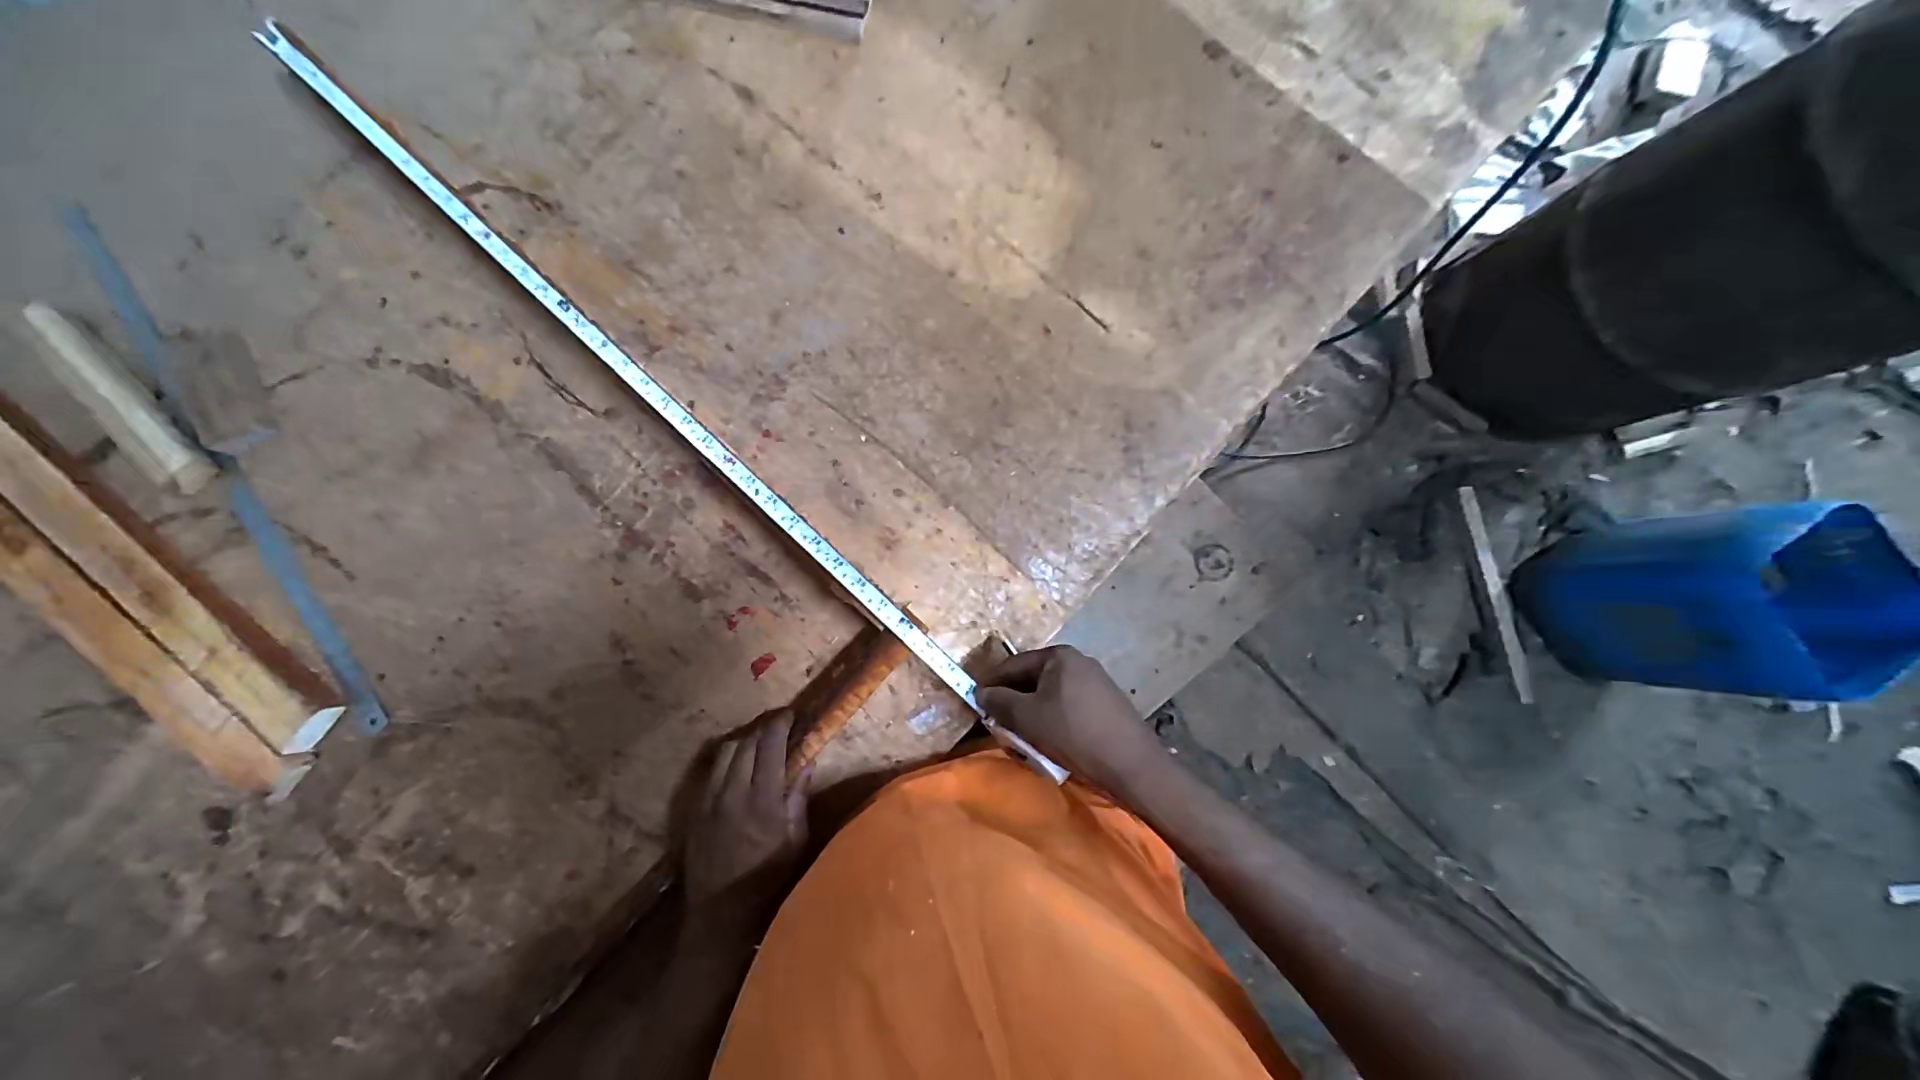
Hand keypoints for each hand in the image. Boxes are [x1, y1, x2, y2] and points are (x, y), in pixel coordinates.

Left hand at [683, 710, 811, 922]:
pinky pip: (711, 771)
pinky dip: (727, 760)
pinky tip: (737, 767)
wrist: (721, 911)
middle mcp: (732, 792)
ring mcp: (709, 799)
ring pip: (725, 752)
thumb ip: (798, 798)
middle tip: (778, 726)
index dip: (780, 724)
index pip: (769, 745)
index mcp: (762, 798)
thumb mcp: (795, 840)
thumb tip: (805, 763)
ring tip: (758, 743)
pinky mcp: (695, 809)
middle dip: (763, 728)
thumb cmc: (769, 877)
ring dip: (744, 741)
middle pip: (745, 742)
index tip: (790, 715)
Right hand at [977, 645, 1169, 797]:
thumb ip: (999, 701)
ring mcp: (1097, 682)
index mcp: (1059, 656)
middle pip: (1033, 680)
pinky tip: (1052, 745)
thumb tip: (982, 692)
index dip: (991, 684)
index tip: (976, 704)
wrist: (1131, 764)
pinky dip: (1054, 723)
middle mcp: (1079, 661)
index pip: (1013, 665)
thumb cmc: (1073, 734)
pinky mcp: (1108, 705)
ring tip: (1025, 740)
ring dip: (1033, 717)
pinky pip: (1069, 709)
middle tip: (999, 726)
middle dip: (1014, 703)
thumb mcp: (1027, 718)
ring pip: (1050, 697)